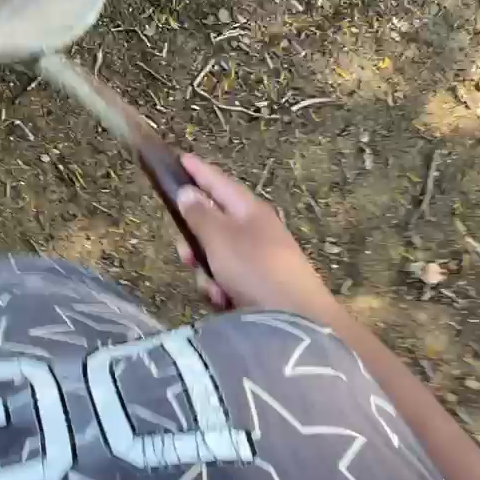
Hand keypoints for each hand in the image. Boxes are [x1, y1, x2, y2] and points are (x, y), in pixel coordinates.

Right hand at [173, 154, 335, 316]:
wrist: (299, 321)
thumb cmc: (256, 270)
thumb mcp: (220, 238)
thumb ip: (199, 214)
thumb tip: (187, 191)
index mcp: (249, 209)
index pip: (218, 181)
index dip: (197, 170)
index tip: (179, 158)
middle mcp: (255, 229)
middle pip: (212, 222)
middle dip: (193, 240)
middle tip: (185, 255)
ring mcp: (259, 257)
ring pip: (215, 254)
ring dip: (206, 270)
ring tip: (212, 288)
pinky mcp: (260, 283)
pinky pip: (228, 277)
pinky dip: (221, 287)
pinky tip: (224, 301)